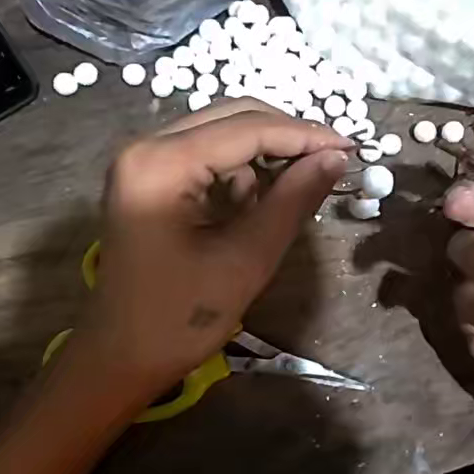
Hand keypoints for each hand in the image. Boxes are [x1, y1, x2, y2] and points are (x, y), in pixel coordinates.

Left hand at [69, 99, 351, 404]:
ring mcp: (142, 161)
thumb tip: (336, 157)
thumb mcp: (247, 258)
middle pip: (231, 117)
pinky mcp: (147, 178)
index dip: (304, 134)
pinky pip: (204, 155)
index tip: (352, 147)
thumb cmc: (180, 318)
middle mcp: (145, 148)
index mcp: (160, 165)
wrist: (121, 356)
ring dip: (262, 153)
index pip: (246, 129)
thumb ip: (293, 199)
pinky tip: (256, 202)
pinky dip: (238, 170)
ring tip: (296, 187)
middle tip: (332, 159)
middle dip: (285, 136)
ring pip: (219, 132)